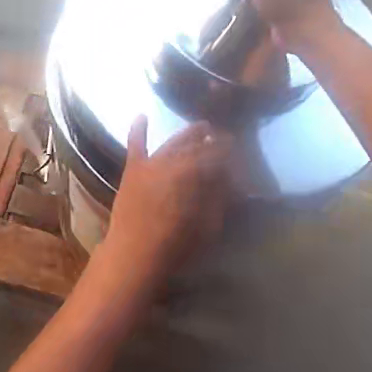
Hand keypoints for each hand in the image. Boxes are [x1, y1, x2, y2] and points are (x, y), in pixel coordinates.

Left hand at [100, 116, 232, 277]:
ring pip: (172, 143)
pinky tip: (141, 116)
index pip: (217, 155)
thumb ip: (219, 198)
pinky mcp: (133, 171)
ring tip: (201, 127)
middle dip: (212, 140)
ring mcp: (151, 164)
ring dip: (188, 135)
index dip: (230, 152)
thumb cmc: (176, 245)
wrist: (133, 256)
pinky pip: (136, 145)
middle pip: (196, 146)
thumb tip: (228, 180)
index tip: (239, 151)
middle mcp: (173, 161)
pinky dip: (138, 129)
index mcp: (194, 173)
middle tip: (223, 138)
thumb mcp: (208, 224)